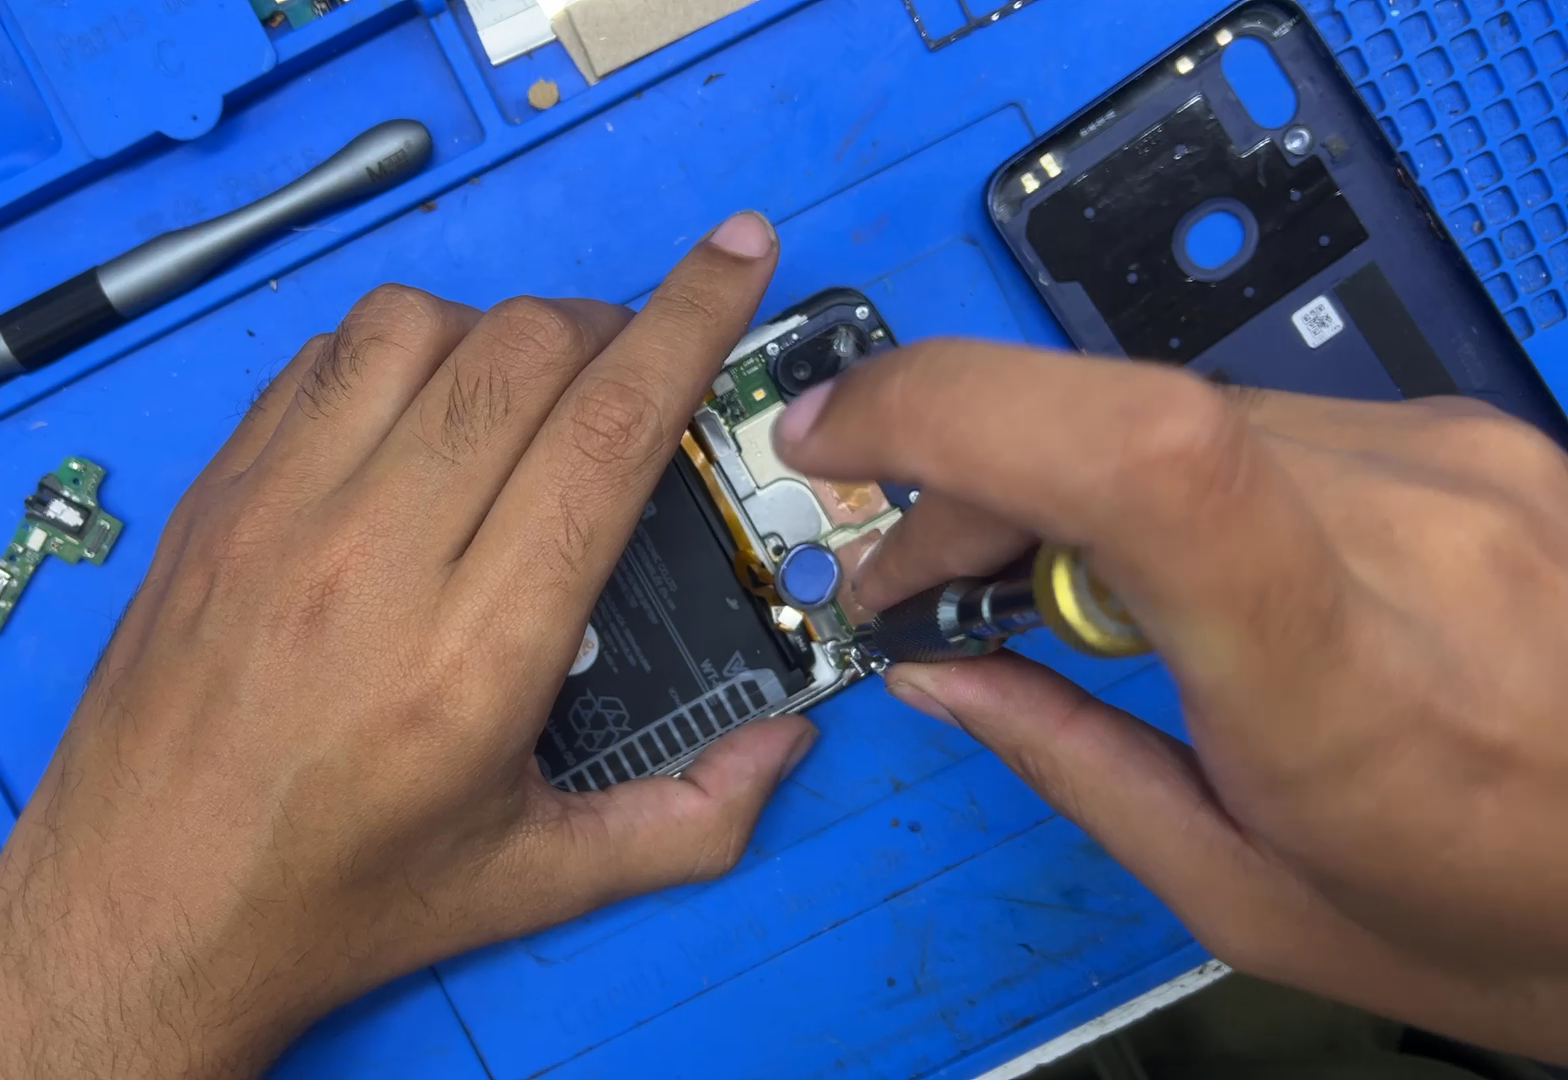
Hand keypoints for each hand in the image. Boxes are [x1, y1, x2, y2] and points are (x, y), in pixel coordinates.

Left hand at [0, 212, 815, 1078]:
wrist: (139, 912)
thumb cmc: (349, 899)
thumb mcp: (540, 881)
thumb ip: (690, 822)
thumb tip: (789, 745)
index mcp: (478, 653)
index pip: (606, 437)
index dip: (689, 326)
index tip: (738, 255)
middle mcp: (378, 555)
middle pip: (523, 355)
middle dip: (611, 327)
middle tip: (633, 369)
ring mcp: (279, 507)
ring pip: (420, 325)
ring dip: (504, 332)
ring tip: (526, 392)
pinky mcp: (218, 491)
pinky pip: (326, 355)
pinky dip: (405, 346)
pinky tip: (420, 407)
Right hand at [774, 342, 1567, 1061]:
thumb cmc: (1492, 913)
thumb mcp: (1239, 888)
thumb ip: (1060, 760)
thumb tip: (925, 669)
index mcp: (1340, 675)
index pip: (1135, 463)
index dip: (948, 411)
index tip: (822, 434)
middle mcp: (1398, 518)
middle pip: (1088, 435)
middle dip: (944, 494)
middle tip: (899, 587)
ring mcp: (1425, 451)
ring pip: (1126, 421)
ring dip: (1014, 490)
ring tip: (994, 580)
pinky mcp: (1426, 428)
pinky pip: (1194, 428)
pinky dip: (1096, 481)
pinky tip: (1106, 554)